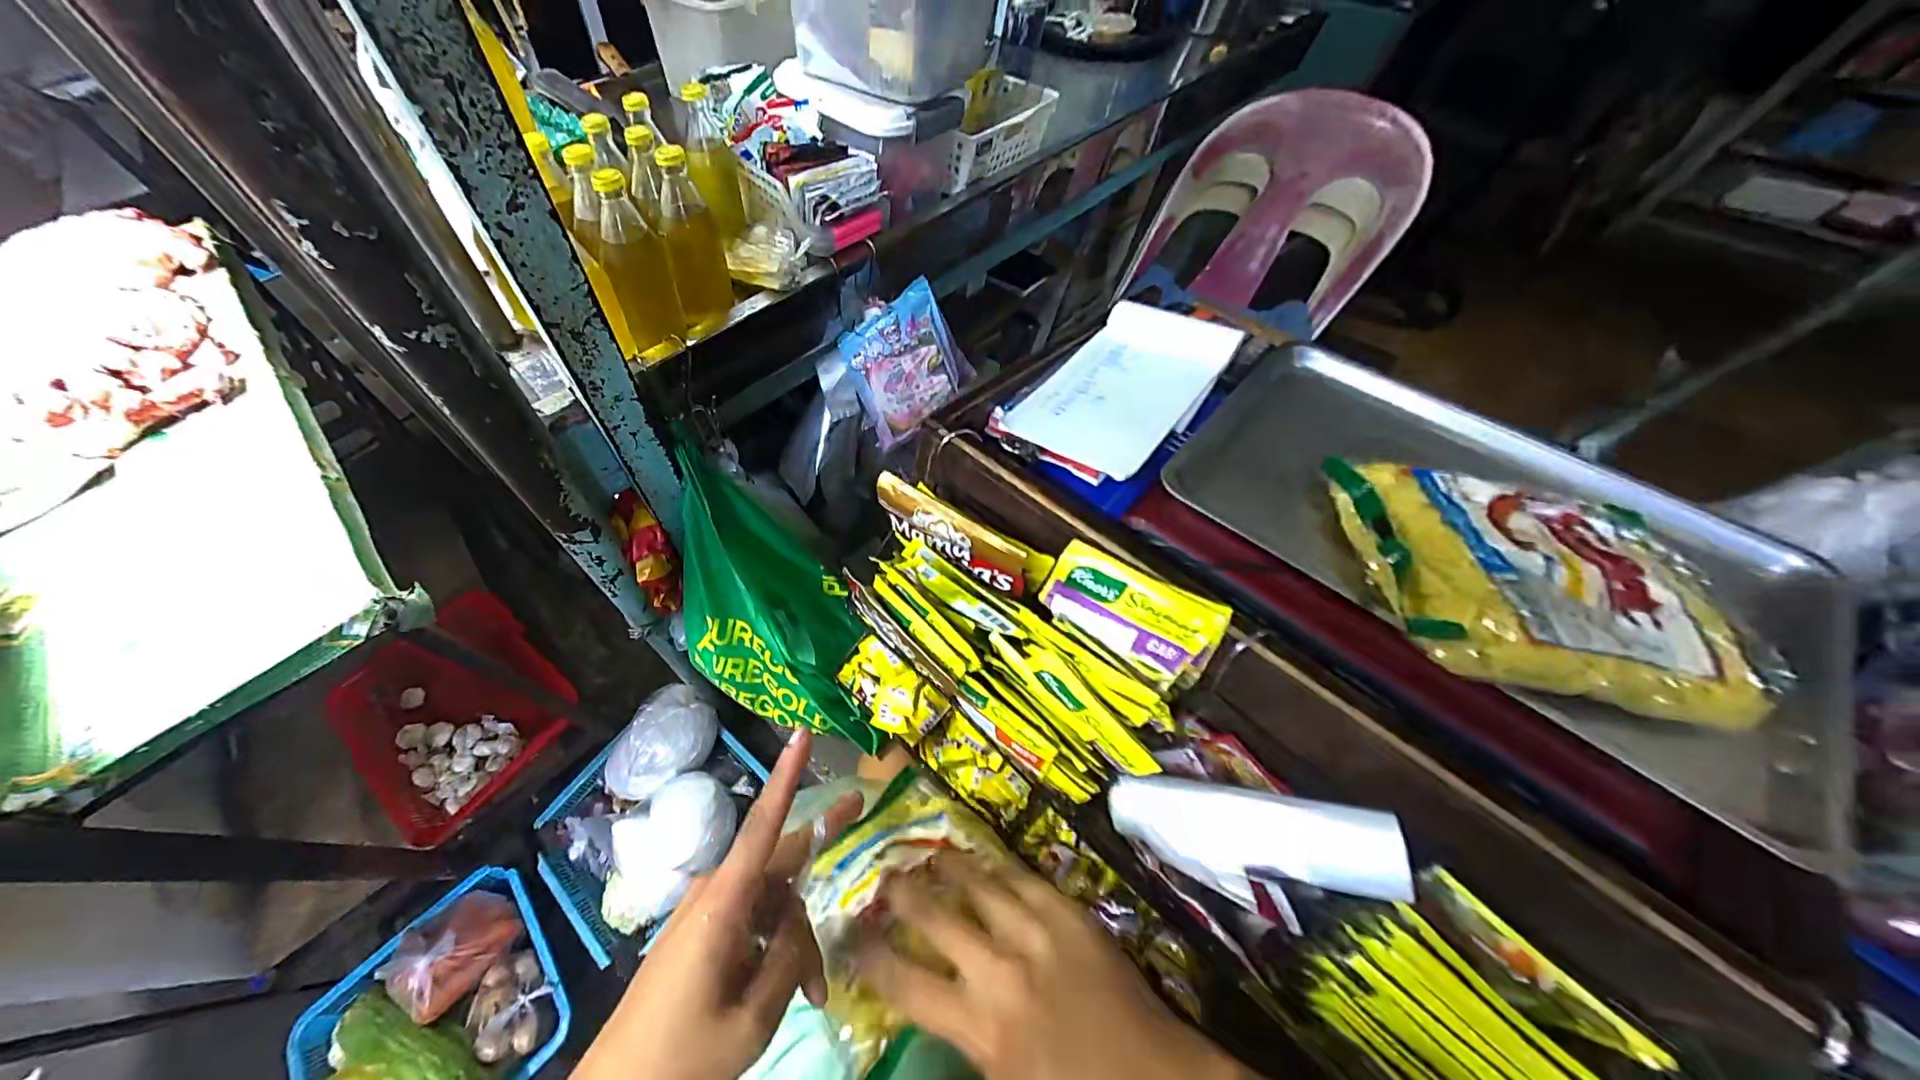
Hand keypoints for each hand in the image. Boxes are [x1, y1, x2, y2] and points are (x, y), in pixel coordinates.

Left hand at [574, 729, 862, 1079]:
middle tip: (859, 842)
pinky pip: (753, 922)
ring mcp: (706, 915)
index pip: (763, 825)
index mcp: (723, 905)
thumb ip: (788, 962)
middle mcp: (715, 895)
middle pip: (782, 867)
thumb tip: (802, 924)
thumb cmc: (680, 1059)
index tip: (803, 735)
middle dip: (819, 872)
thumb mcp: (751, 1020)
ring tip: (816, 994)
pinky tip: (795, 989)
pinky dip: (777, 948)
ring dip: (798, 939)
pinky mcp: (702, 936)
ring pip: (773, 903)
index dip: (786, 777)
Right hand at [855, 854, 1252, 1079]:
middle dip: (903, 896)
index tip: (852, 936)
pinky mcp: (1068, 913)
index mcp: (979, 1025)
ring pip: (978, 886)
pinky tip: (982, 856)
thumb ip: (961, 1039)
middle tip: (884, 878)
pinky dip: (997, 866)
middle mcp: (999, 969)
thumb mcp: (1001, 1077)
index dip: (870, 957)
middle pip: (935, 918)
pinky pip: (1023, 878)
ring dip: (948, 869)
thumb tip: (929, 1003)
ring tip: (926, 855)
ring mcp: (1036, 933)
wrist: (1151, 1074)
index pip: (904, 983)